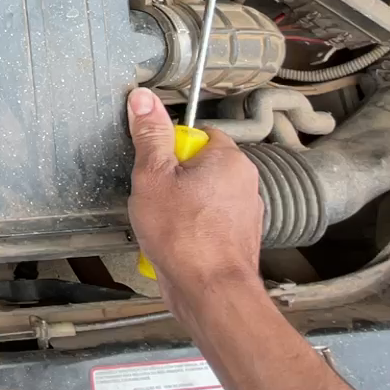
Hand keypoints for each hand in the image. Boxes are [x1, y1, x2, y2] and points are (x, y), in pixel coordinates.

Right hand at [127, 88, 263, 306]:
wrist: (209, 290)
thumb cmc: (183, 234)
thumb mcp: (152, 175)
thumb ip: (149, 135)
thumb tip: (144, 98)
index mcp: (229, 160)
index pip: (195, 134)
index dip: (167, 147)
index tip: (153, 164)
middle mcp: (244, 183)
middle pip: (195, 163)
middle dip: (169, 176)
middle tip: (152, 192)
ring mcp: (243, 212)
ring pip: (198, 192)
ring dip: (176, 201)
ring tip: (160, 218)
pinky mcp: (235, 237)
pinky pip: (204, 217)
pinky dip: (186, 224)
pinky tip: (170, 236)